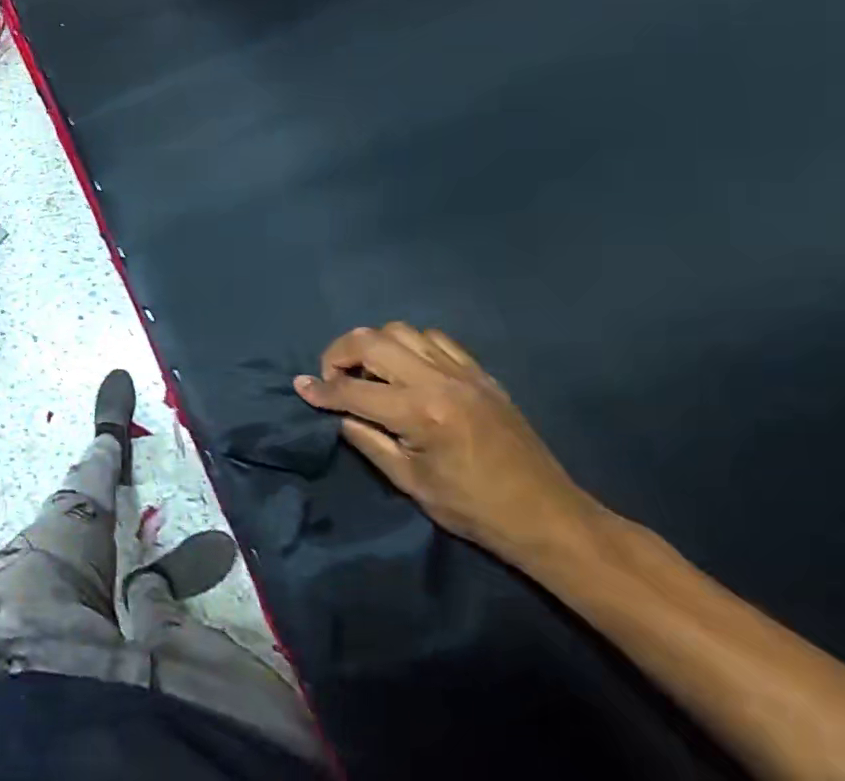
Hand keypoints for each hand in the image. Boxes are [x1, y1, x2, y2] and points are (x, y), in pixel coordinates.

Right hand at [295, 322, 606, 563]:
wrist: (544, 514)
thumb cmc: (473, 509)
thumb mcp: (411, 483)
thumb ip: (369, 441)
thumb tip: (338, 415)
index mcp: (420, 413)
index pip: (354, 392)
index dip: (321, 389)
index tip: (299, 386)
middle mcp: (439, 380)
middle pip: (373, 342)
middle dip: (340, 353)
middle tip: (331, 377)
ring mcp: (463, 371)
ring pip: (403, 330)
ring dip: (374, 345)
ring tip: (366, 371)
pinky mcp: (480, 372)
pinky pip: (436, 339)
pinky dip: (410, 345)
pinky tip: (406, 368)